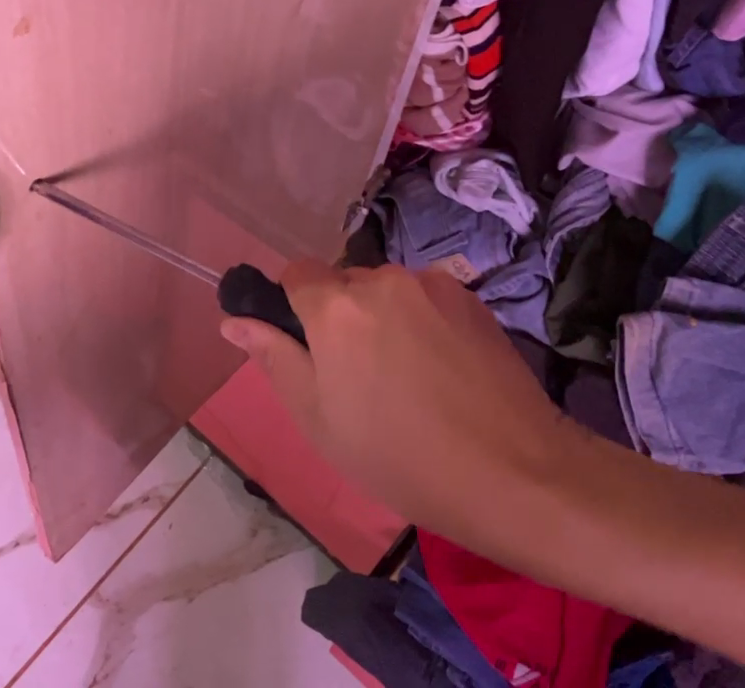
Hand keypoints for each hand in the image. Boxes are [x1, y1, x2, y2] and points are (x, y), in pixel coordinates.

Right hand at [220, 261, 573, 544]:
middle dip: (340, 315)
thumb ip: (273, 357)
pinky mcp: (471, 298)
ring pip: (386, 290)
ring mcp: (432, 285)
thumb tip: (233, 320)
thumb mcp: (318, 418)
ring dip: (382, 317)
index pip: (296, 272)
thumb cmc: (398, 456)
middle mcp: (382, 280)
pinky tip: (441, 369)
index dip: (294, 305)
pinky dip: (421, 321)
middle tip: (358, 376)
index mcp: (335, 306)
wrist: (511, 471)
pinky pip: (425, 297)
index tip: (307, 347)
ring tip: (406, 376)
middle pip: (344, 282)